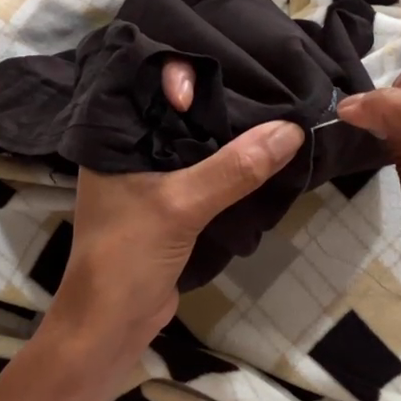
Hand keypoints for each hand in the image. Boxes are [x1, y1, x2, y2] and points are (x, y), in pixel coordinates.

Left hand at [41, 59, 305, 370]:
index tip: (222, 81)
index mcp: (112, 137)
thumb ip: (233, 169)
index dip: (181, 73)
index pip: (144, 82)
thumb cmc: (127, 256)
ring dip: (227, 135)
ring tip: (275, 111)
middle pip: (175, 111)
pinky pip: (201, 173)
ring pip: (192, 143)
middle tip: (265, 84)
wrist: (110, 327)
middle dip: (216, 100)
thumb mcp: (180, 206)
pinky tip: (265, 155)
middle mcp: (127, 150)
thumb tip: (290, 130)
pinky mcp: (169, 206)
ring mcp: (148, 179)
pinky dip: (228, 167)